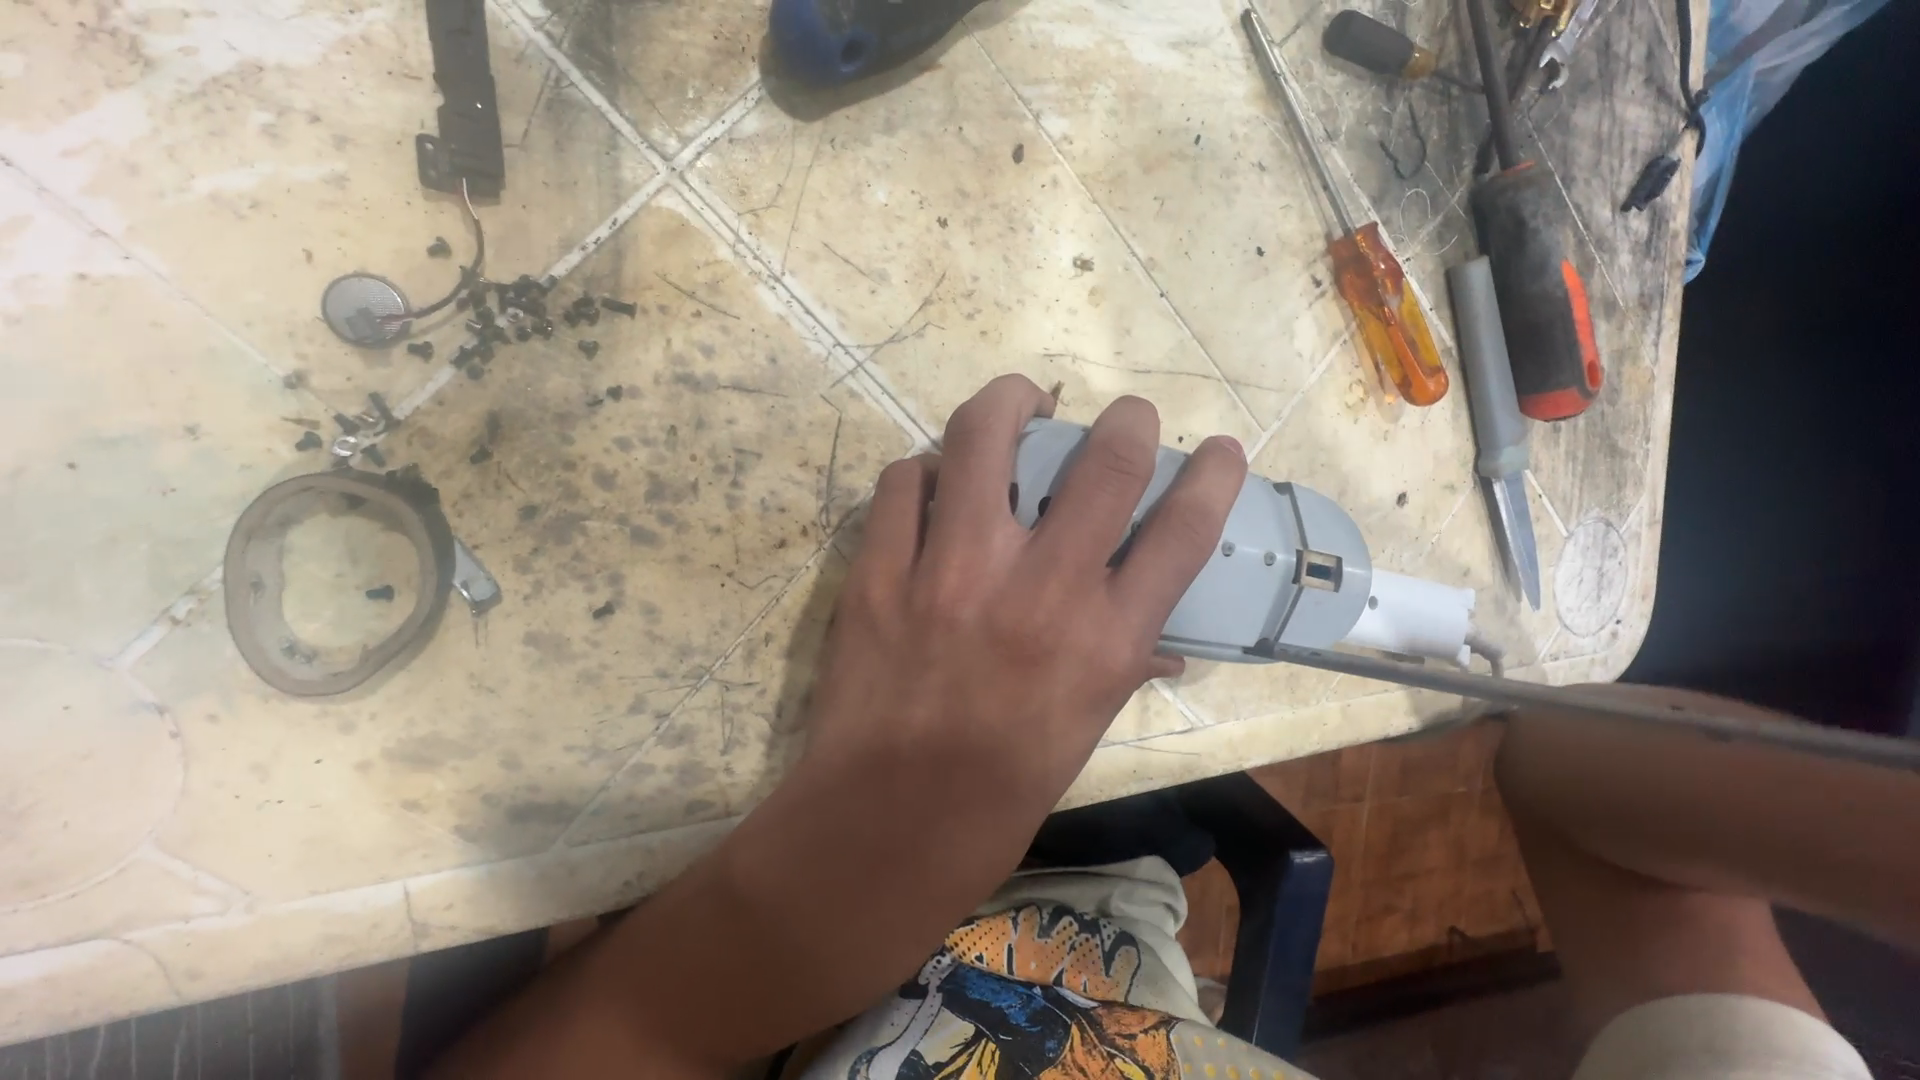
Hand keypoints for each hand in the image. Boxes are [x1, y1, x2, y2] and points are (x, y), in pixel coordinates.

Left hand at [425, 377, 1248, 1079]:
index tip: (1219, 450)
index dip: (1212, 476)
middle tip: (1121, 416)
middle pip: (1106, 460)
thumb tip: (1162, 641)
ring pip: (985, 435)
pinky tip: (931, 484)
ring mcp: (952, 569)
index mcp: (1106, 639)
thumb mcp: (1087, 729)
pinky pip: (904, 481)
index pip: (1183, 530)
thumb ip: (1122, 662)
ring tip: (1019, 402)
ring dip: (1011, 402)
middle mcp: (1040, 588)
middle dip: (1127, 419)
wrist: (889, 823)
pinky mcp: (880, 569)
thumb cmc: (1003, 791)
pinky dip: (924, 471)